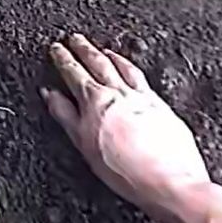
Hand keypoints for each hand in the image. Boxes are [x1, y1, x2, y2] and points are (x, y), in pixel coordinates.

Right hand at [41, 34, 213, 222]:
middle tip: (74, 37)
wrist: (171, 185)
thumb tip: (50, 93)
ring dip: (110, 55)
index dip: (62, 57)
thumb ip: (64, 114)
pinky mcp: (163, 108)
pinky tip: (132, 71)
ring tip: (103, 49)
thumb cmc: (125, 171)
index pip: (73, 71)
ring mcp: (143, 99)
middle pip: (98, 62)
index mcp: (95, 100)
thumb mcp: (83, 143)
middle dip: (83, 48)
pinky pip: (144, 80)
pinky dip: (132, 69)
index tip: (56, 47)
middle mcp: (119, 93)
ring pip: (124, 67)